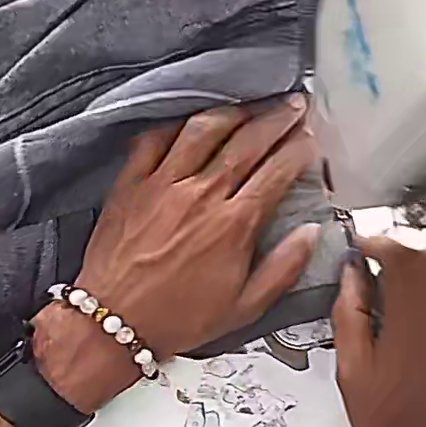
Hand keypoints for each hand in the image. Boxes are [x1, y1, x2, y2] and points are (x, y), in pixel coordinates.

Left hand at [33, 96, 320, 411]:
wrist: (114, 321)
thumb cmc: (178, 318)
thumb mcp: (244, 307)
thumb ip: (283, 268)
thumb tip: (310, 233)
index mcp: (233, 226)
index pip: (277, 171)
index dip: (299, 149)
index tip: (310, 140)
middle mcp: (201, 196)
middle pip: (247, 141)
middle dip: (277, 118)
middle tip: (293, 105)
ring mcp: (163, 185)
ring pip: (204, 130)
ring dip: (234, 112)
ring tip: (252, 105)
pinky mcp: (131, 184)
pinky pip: (155, 139)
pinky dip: (177, 124)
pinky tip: (192, 120)